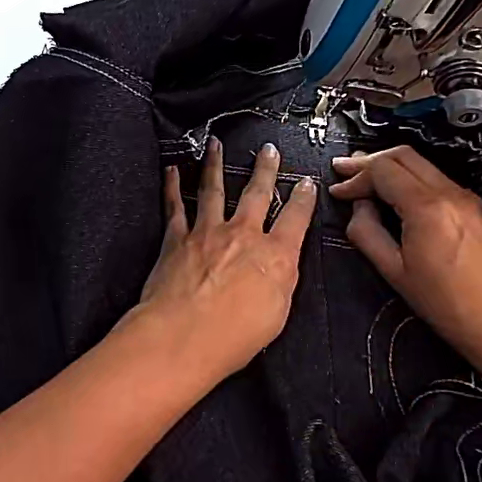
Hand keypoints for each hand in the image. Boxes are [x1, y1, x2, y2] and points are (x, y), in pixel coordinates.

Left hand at [127, 137, 317, 379]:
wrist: (184, 336)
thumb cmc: (232, 336)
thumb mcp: (278, 314)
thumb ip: (281, 283)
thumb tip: (282, 269)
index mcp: (275, 255)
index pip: (296, 218)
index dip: (304, 199)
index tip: (307, 184)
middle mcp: (243, 235)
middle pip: (257, 193)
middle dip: (265, 169)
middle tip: (268, 151)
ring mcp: (208, 233)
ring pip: (214, 189)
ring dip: (217, 165)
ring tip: (218, 146)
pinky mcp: (177, 240)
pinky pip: (176, 206)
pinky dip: (174, 187)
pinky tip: (174, 171)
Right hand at [329, 147, 481, 365]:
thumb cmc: (450, 307)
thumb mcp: (395, 273)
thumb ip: (368, 233)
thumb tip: (358, 208)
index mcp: (427, 207)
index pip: (383, 170)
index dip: (356, 177)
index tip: (338, 191)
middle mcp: (452, 193)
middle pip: (404, 155)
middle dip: (371, 161)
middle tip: (346, 171)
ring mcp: (469, 199)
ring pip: (424, 166)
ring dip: (393, 169)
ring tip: (369, 182)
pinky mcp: (479, 210)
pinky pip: (440, 182)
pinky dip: (414, 182)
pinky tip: (401, 200)